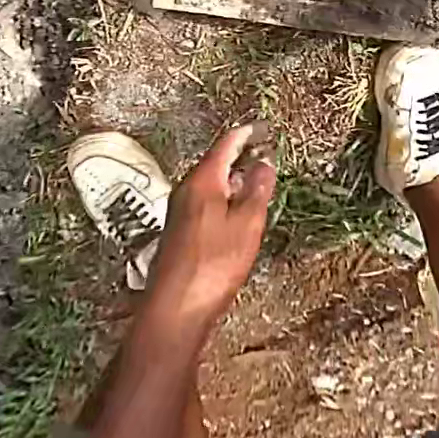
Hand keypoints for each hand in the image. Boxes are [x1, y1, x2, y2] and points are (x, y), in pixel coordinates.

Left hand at [143, 124, 274, 337]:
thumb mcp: (246, 224)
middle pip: (214, 162)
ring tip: (254, 176)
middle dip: (239, 154)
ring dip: (231, 176)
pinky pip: (204, 201)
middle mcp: (186, 191)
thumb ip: (257, 189)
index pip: (225, 146)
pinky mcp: (179, 232)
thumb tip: (264, 161)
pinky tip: (234, 210)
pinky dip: (223, 196)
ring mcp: (179, 212)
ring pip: (209, 183)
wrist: (174, 309)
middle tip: (262, 149)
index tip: (261, 127)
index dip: (245, 134)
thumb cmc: (213, 265)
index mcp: (202, 182)